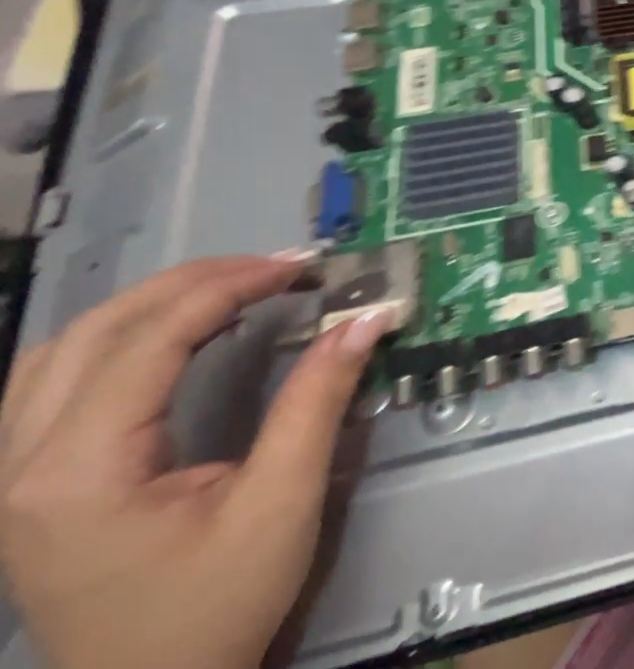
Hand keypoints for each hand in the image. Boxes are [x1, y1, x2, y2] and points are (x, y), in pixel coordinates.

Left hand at [0, 255, 392, 668]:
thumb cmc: (221, 600)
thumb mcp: (282, 500)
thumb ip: (315, 402)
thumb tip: (364, 321)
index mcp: (79, 470)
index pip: (148, 341)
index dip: (227, 289)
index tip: (300, 268)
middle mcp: (19, 462)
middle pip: (93, 332)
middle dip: (190, 283)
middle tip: (276, 267)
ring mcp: (9, 473)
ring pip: (59, 350)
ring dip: (147, 306)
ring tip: (232, 289)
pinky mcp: (24, 481)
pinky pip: (51, 382)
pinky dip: (116, 340)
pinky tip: (170, 336)